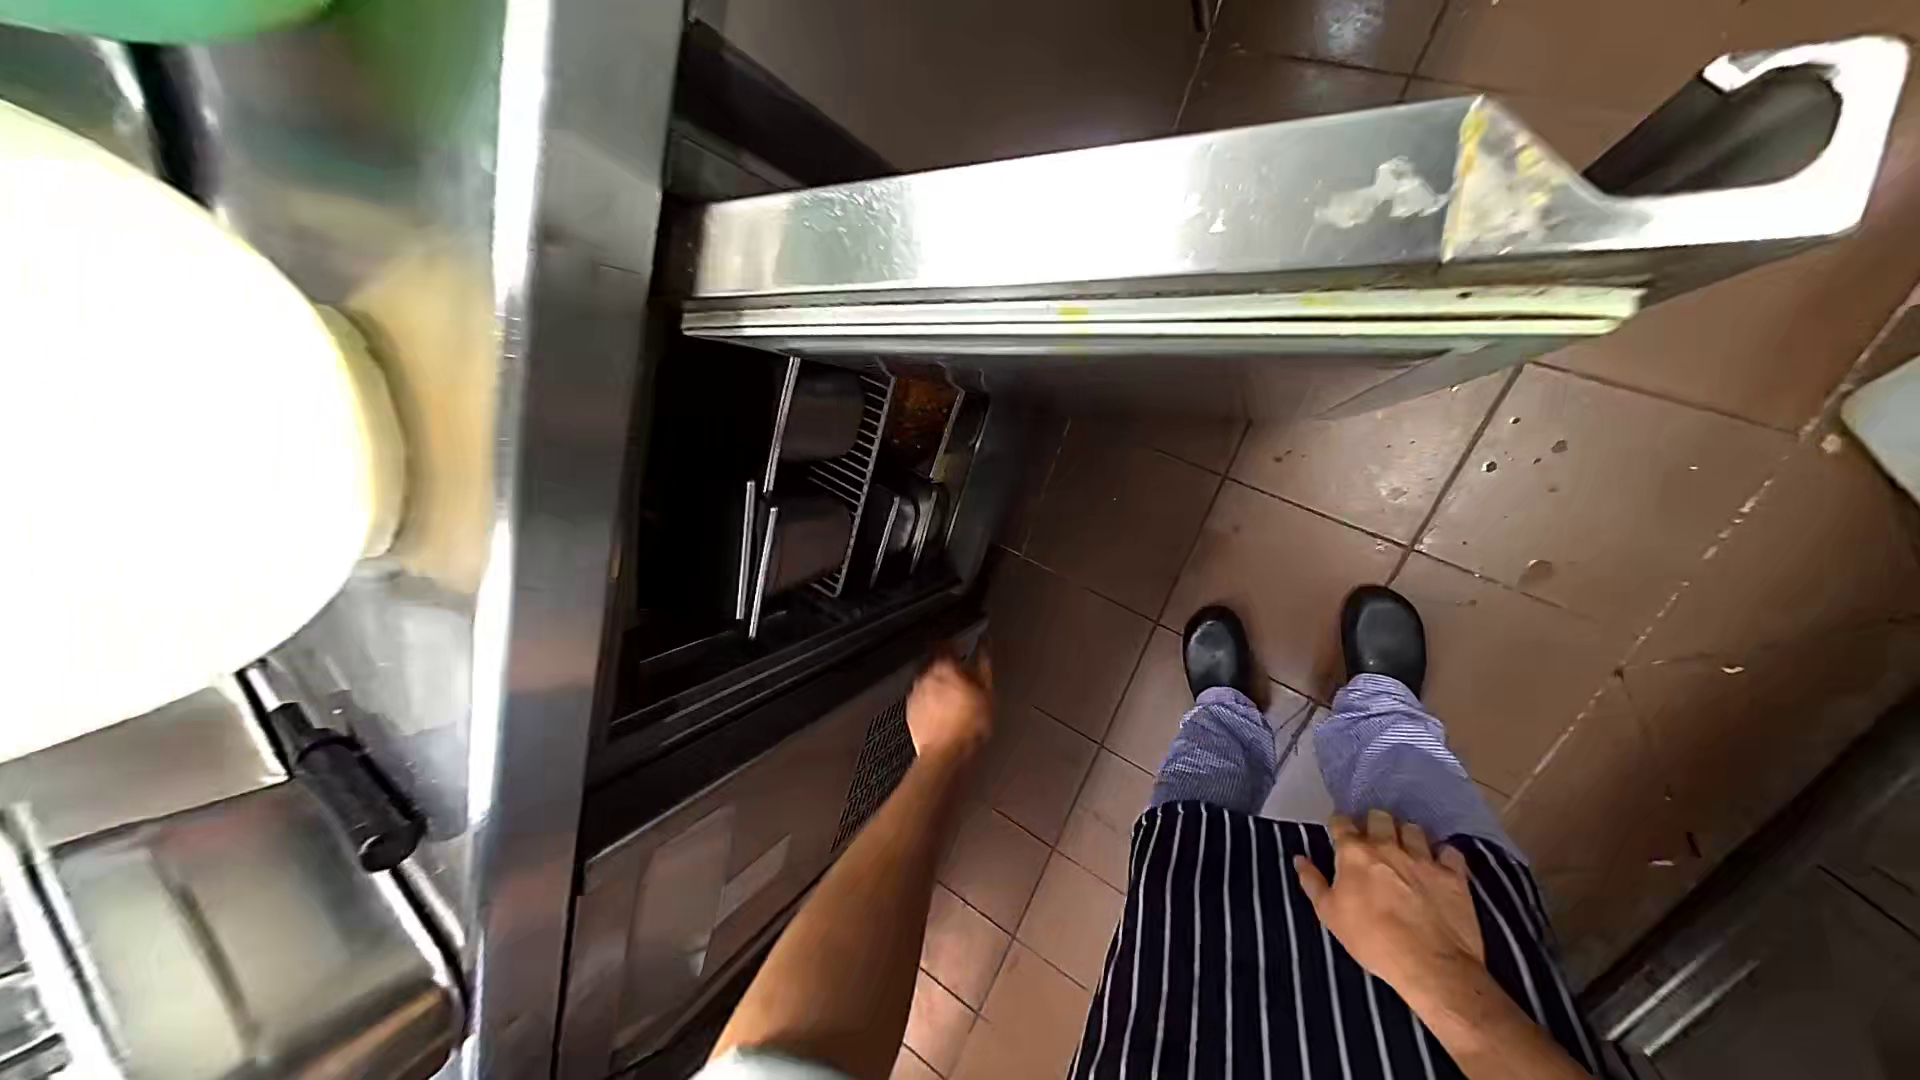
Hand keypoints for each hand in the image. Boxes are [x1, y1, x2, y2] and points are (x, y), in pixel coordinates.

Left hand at [906, 648, 992, 764]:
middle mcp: (925, 676)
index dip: (954, 643)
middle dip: (945, 663)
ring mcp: (915, 693)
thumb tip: (985, 645)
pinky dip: (930, 698)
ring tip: (953, 694)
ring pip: (926, 678)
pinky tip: (942, 709)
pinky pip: (920, 697)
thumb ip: (984, 663)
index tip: (960, 647)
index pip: (945, 643)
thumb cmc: (968, 727)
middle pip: (933, 660)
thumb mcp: (987, 691)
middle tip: (959, 672)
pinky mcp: (910, 711)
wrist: (945, 756)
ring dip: (937, 682)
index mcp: (944, 667)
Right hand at [1293, 811, 1484, 1003]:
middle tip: (1373, 841)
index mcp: (1354, 852)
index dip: (1339, 826)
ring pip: (1413, 829)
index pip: (1341, 821)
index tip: (1340, 836)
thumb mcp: (1329, 914)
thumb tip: (1300, 858)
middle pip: (1379, 817)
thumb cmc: (1372, 939)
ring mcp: (1424, 859)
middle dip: (1374, 824)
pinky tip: (1439, 866)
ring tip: (1405, 851)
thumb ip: (1312, 881)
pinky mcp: (1454, 876)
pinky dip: (1443, 855)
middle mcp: (1388, 846)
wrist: (1432, 968)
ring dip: (1406, 836)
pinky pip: (1450, 852)